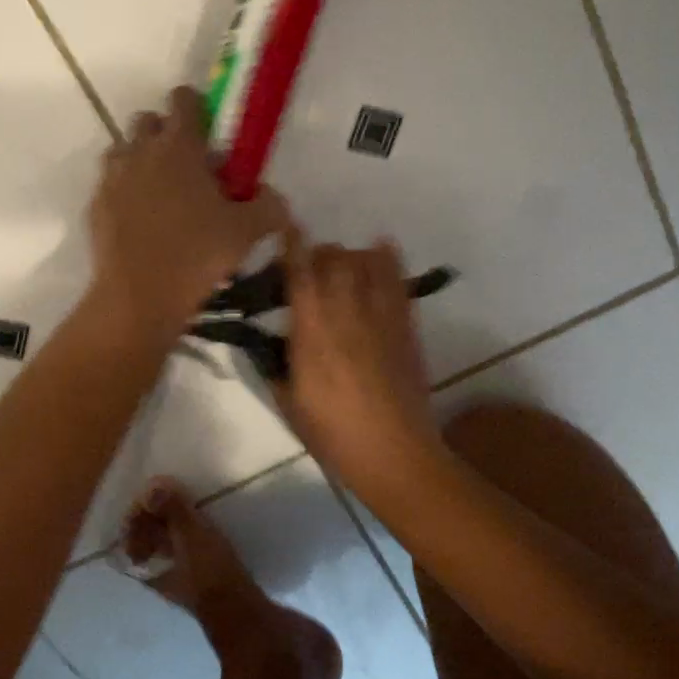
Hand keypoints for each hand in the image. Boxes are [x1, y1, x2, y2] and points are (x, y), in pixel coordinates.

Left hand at [86, 86, 288, 329]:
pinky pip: (110, 184)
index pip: (183, 100)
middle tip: (185, 165)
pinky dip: (123, 191)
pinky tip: (138, 219)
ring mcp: (112, 178)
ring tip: (159, 191)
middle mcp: (140, 152)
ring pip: (123, 150)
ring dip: (139, 159)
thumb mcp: (247, 232)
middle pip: (147, 121)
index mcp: (179, 146)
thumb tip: (274, 196)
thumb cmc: (196, 255)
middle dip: (164, 132)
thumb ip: (268, 206)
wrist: (138, 295)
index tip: (207, 128)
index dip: (196, 106)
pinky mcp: (95, 205)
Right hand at [276, 224, 443, 479]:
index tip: (287, 226)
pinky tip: (382, 249)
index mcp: (311, 330)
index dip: (291, 245)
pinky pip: (397, 281)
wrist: (394, 453)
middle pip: (334, 259)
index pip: (299, 273)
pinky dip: (388, 260)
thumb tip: (272, 342)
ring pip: (365, 263)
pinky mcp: (406, 326)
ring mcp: (380, 316)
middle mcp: (345, 311)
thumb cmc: (332, 433)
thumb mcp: (289, 400)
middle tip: (311, 266)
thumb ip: (277, 363)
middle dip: (320, 254)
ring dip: (350, 256)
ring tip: (343, 264)